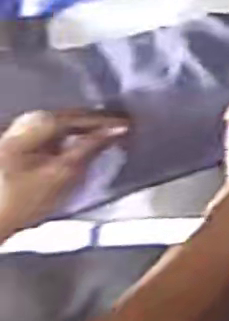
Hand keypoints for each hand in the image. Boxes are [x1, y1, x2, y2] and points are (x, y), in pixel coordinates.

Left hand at [0, 110, 128, 226]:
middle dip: (82, 120)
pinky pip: (35, 137)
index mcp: (16, 142)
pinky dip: (59, 136)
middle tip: (114, 126)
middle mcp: (6, 140)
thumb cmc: (25, 202)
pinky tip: (74, 143)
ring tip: (99, 133)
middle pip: (46, 119)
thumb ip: (91, 147)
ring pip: (40, 127)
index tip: (125, 124)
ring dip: (71, 127)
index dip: (94, 118)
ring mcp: (4, 148)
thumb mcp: (63, 174)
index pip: (59, 118)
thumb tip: (120, 128)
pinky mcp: (6, 156)